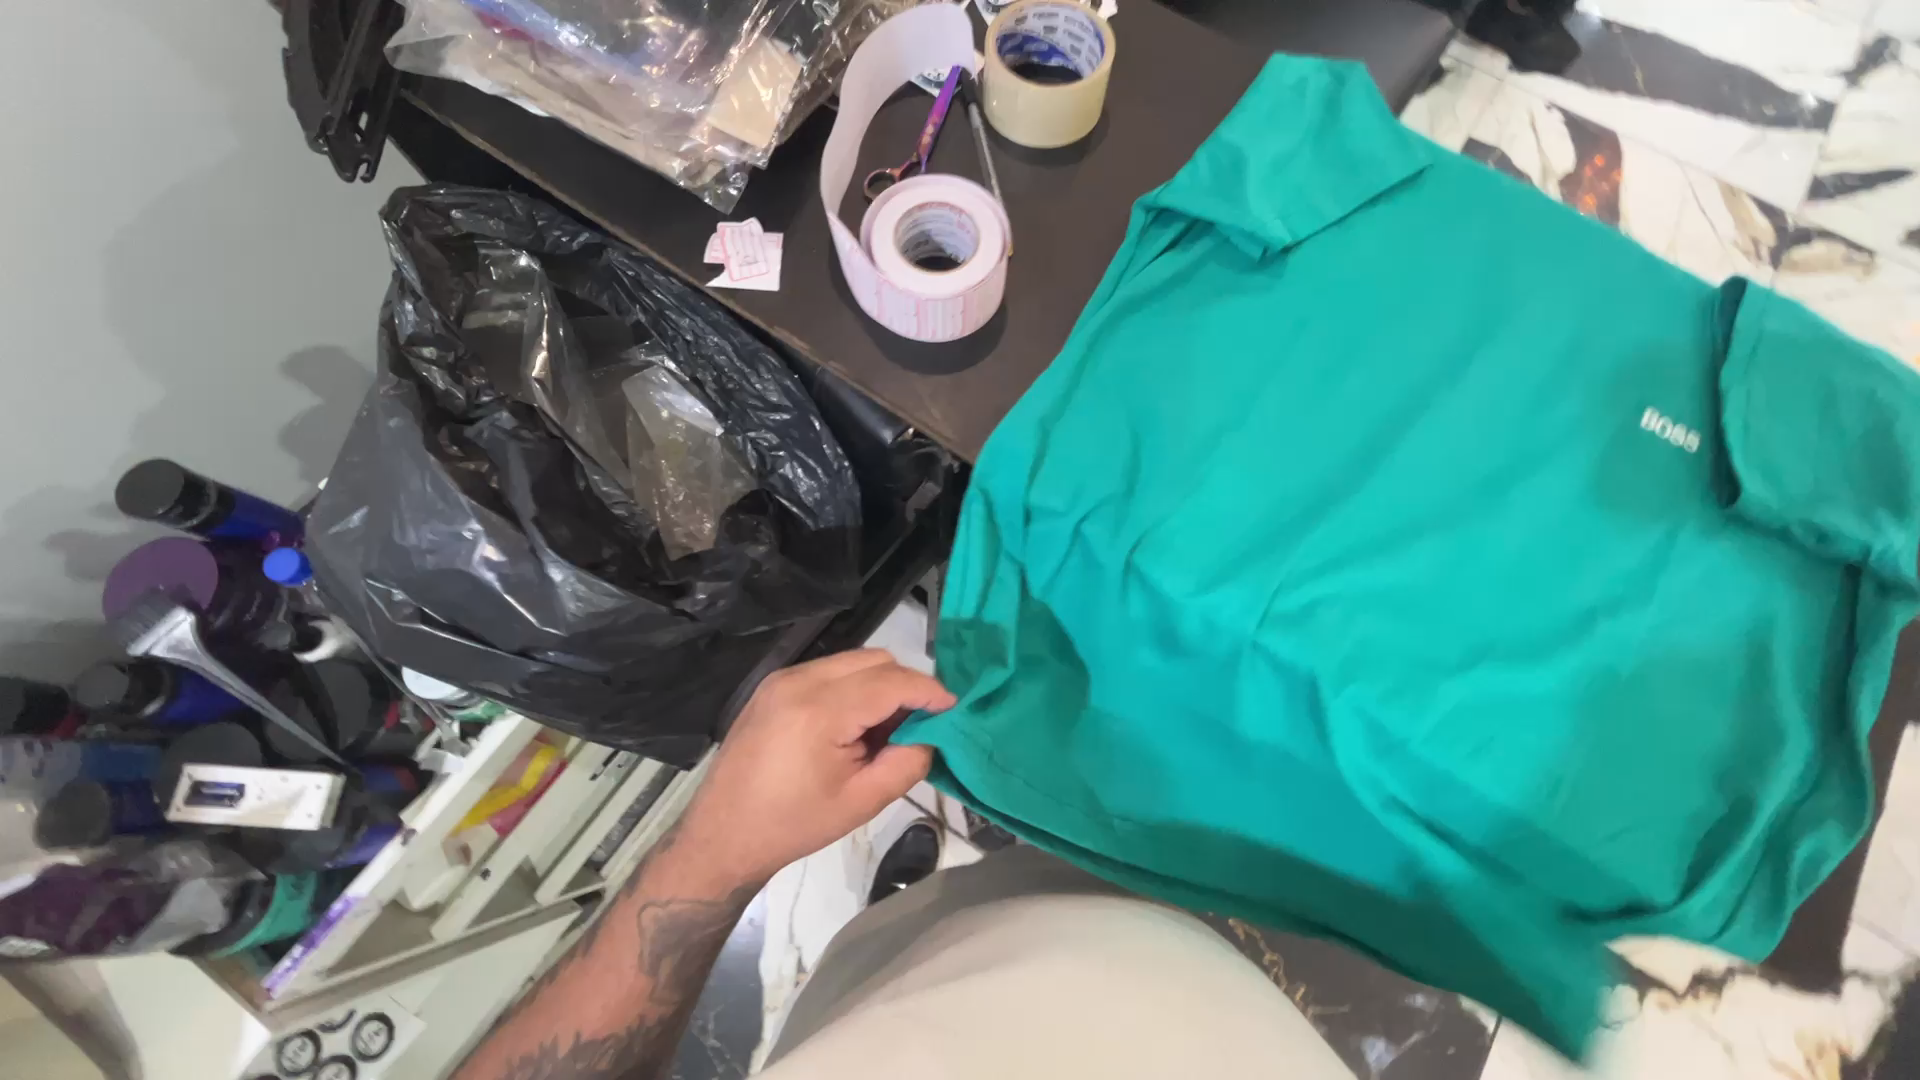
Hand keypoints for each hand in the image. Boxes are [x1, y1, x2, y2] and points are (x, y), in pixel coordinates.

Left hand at [670, 649, 956, 889]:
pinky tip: (852, 726)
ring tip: (882, 731)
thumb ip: (906, 762)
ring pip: (854, 661)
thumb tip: (932, 733)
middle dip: (905, 686)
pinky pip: (830, 670)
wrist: (722, 835)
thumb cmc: (793, 824)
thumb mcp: (862, 802)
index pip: (891, 681)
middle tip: (917, 727)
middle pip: (875, 660)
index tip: (953, 708)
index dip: (929, 691)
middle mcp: (800, 680)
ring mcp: (783, 678)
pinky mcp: (774, 684)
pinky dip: (853, 687)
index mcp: (820, 709)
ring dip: (879, 686)